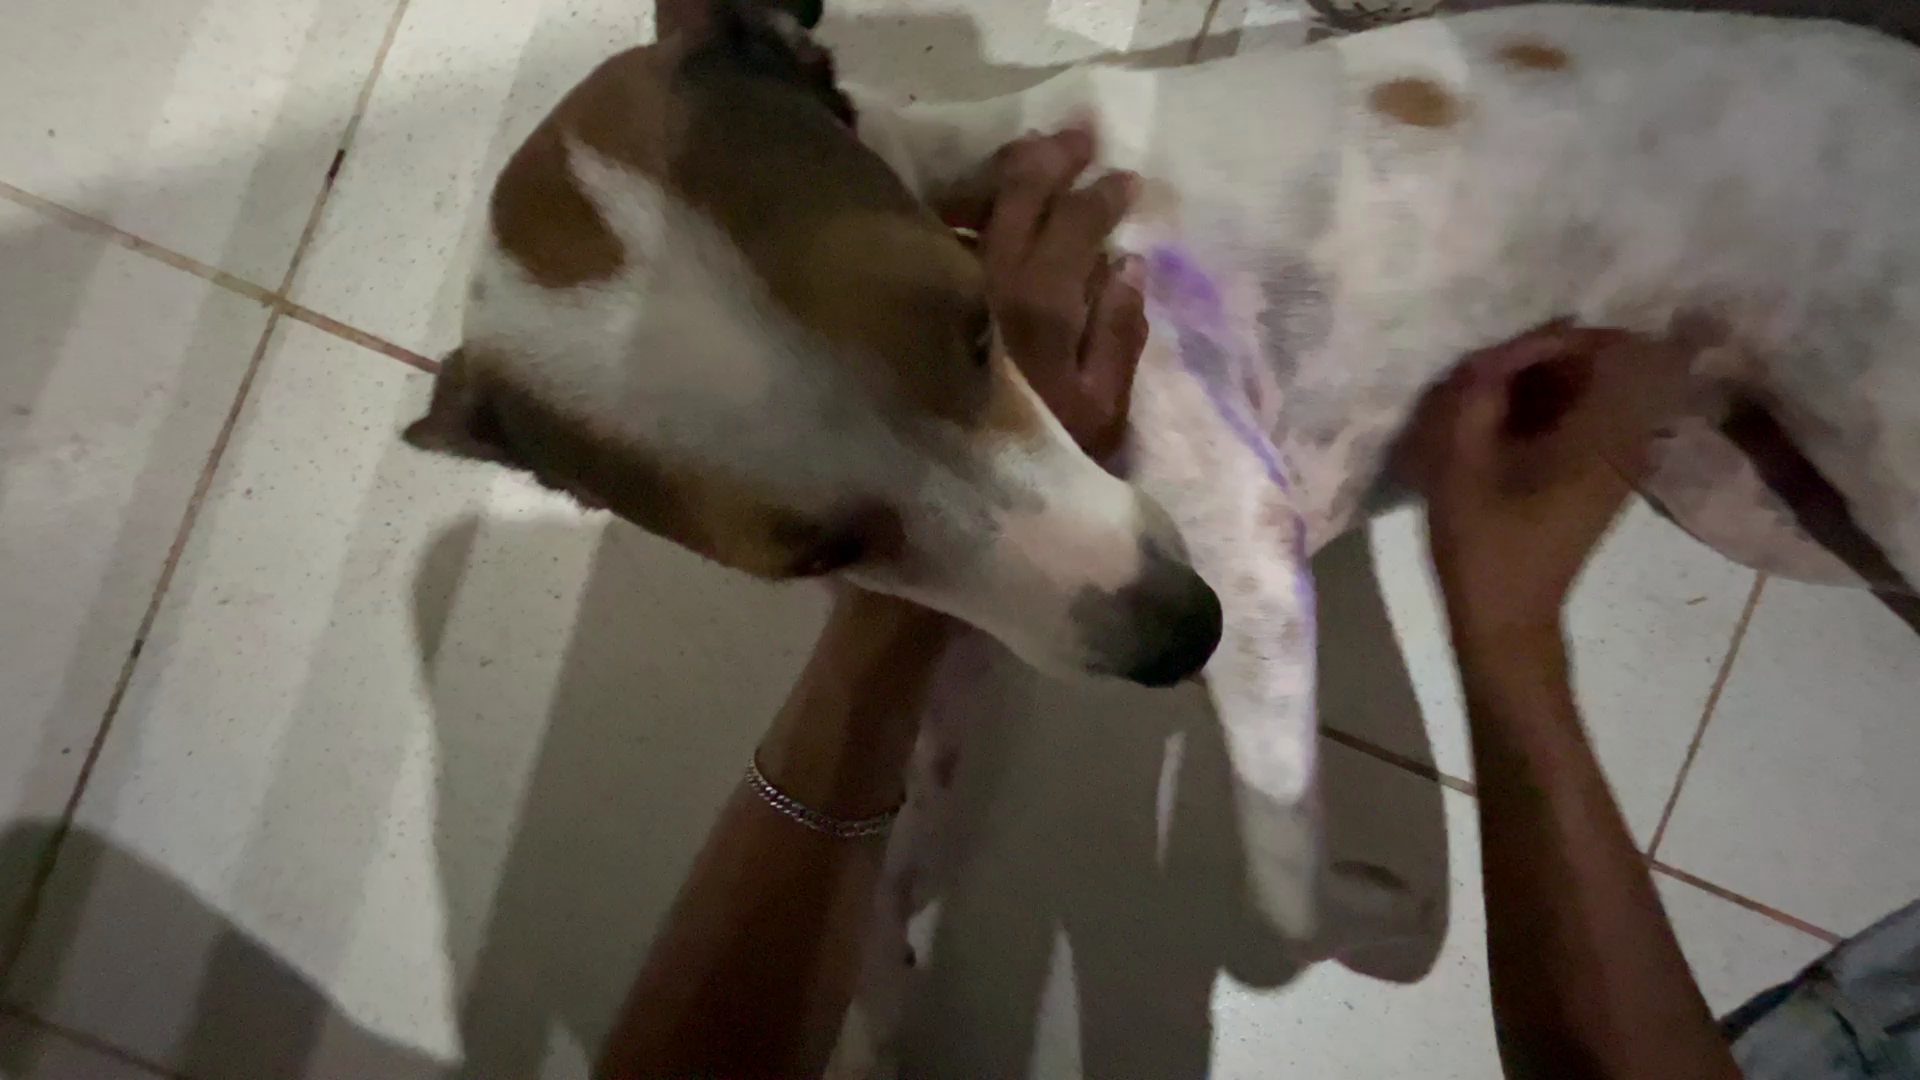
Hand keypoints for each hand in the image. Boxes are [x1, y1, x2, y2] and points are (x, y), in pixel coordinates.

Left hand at [936, 127, 1147, 459]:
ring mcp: (951, 291)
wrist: (964, 492)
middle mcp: (989, 282)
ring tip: (1036, 153)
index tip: (1126, 181)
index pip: (1077, 223)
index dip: (1105, 195)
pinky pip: (940, 237)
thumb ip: (1119, 333)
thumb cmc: (1043, 454)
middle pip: (1019, 195)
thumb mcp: (1104, 407)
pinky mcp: (924, 307)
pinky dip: (966, 209)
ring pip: (974, 206)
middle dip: (1053, 158)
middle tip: (1080, 138)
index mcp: (1041, 304)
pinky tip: (985, 205)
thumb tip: (1127, 264)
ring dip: (1008, 171)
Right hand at [1398, 321, 1693, 642]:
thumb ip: (1473, 403)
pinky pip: (1584, 416)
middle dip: (1544, 357)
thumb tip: (1487, 358)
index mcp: (1605, 436)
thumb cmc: (1483, 543)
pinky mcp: (1599, 473)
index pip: (1612, 349)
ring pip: (1594, 389)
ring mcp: (1618, 457)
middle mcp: (1628, 438)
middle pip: (1608, 363)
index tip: (1496, 361)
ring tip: (1484, 398)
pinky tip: (1499, 427)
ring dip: (1541, 382)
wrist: (1506, 613)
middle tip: (1485, 375)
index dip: (1552, 340)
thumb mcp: (1460, 469)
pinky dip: (1545, 407)